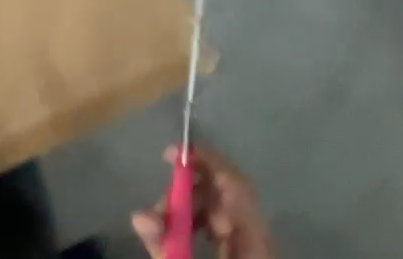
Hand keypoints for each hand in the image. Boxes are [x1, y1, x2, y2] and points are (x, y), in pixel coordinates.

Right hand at [133, 145, 274, 258]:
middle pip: (230, 195)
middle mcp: (263, 242)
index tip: (171, 154)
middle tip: (160, 205)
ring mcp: (261, 252)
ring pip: (228, 212)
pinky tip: (187, 237)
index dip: (206, 160)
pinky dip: (206, 225)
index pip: (235, 184)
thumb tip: (139, 214)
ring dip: (195, 209)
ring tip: (167, 225)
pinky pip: (231, 230)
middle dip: (191, 190)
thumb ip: (164, 247)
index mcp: (254, 243)